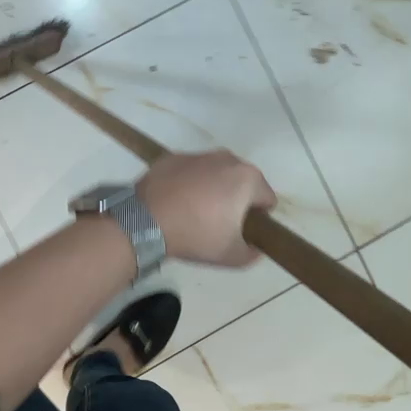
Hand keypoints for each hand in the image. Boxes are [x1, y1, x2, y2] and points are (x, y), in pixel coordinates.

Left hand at [136, 150, 275, 267]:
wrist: (144, 221)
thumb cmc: (195, 234)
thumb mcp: (232, 256)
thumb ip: (252, 253)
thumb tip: (255, 248)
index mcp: (247, 178)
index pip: (267, 199)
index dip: (258, 218)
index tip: (241, 232)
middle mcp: (226, 158)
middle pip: (241, 183)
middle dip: (235, 200)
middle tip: (217, 223)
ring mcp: (197, 154)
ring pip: (215, 174)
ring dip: (211, 189)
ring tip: (193, 213)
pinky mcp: (171, 157)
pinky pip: (189, 172)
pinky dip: (188, 183)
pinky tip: (175, 202)